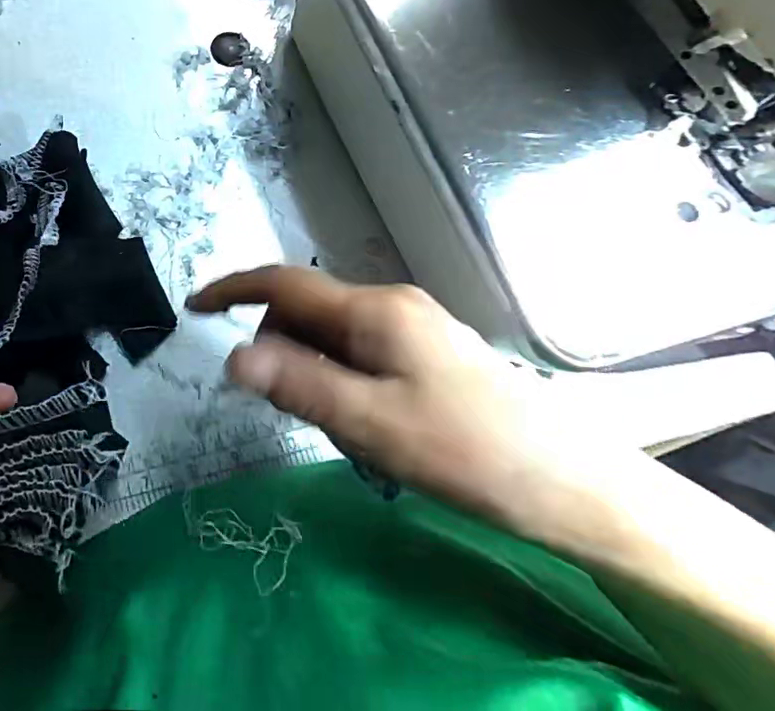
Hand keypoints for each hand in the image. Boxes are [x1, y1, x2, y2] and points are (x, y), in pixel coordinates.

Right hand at [188, 266, 630, 546]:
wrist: (581, 491)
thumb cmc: (470, 452)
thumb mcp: (372, 424)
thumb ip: (298, 385)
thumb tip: (231, 358)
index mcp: (374, 311)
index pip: (283, 284)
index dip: (232, 290)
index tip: (193, 307)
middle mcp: (390, 305)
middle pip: (304, 312)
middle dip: (282, 352)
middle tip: (297, 411)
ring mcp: (411, 326)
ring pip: (328, 336)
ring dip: (314, 373)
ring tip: (345, 428)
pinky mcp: (425, 352)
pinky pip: (357, 353)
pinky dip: (340, 380)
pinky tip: (369, 425)